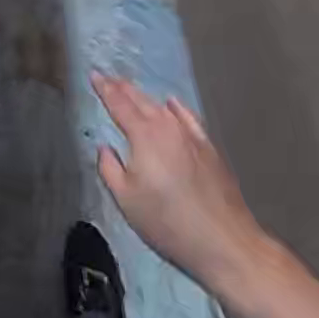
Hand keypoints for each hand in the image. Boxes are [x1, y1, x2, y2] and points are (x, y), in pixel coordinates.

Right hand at [92, 72, 270, 293]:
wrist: (225, 242)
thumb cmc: (168, 222)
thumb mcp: (126, 200)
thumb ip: (109, 169)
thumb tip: (105, 148)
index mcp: (143, 135)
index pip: (118, 104)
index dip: (104, 88)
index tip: (94, 74)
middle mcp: (166, 127)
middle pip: (140, 100)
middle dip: (122, 87)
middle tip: (108, 78)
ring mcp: (190, 136)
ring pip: (161, 107)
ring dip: (144, 96)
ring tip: (132, 90)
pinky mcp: (209, 148)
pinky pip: (188, 117)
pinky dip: (176, 107)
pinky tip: (172, 104)